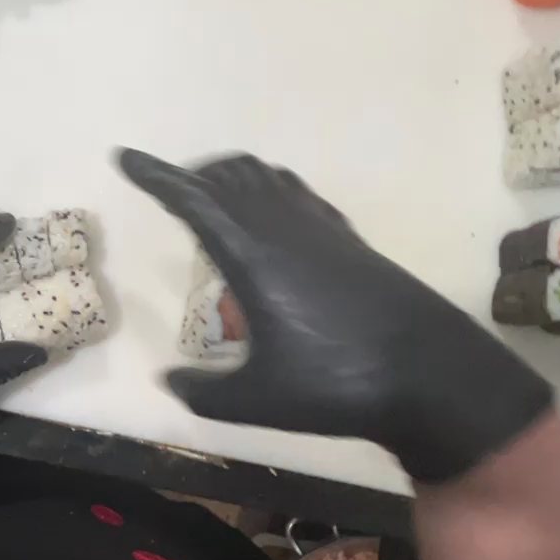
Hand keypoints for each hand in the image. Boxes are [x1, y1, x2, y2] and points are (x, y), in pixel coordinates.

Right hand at [118, 149, 551, 482]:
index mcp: (253, 256)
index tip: (125, 158)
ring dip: (231, 178)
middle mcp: (285, 230)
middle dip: (190, 176)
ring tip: (210, 198)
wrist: (434, 379)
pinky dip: (269, 190)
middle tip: (166, 189)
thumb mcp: (253, 401)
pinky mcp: (349, 242)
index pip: (193, 201)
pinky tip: (269, 214)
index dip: (155, 178)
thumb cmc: (335, 386)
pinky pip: (297, 196)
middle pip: (230, 178)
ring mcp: (323, 232)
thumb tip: (168, 379)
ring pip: (267, 179)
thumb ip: (201, 391)